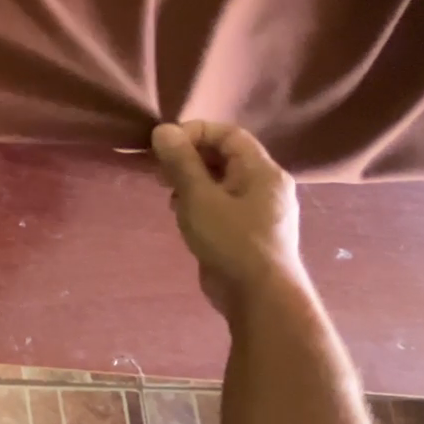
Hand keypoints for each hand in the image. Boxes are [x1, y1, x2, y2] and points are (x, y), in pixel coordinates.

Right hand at [150, 121, 306, 313]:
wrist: (258, 294)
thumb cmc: (231, 239)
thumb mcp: (198, 196)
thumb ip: (180, 161)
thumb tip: (164, 130)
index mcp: (263, 172)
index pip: (228, 134)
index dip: (194, 132)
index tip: (164, 147)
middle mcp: (265, 184)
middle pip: (222, 153)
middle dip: (186, 155)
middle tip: (158, 171)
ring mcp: (257, 206)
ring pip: (217, 176)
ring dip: (187, 177)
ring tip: (167, 193)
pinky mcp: (246, 224)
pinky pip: (218, 196)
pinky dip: (196, 196)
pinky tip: (180, 211)